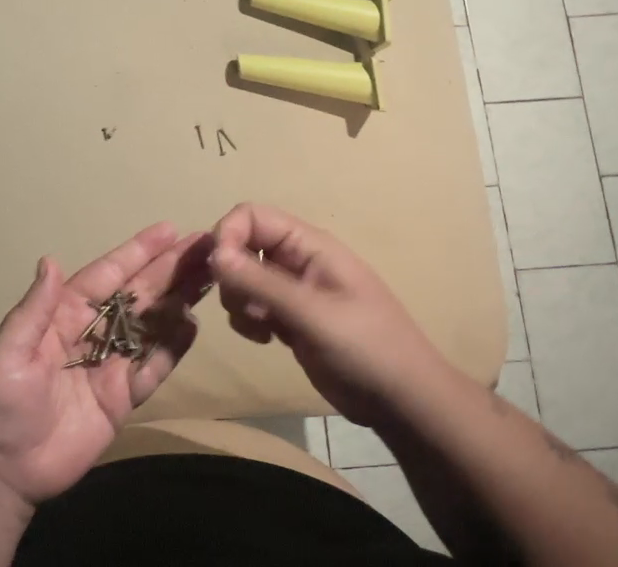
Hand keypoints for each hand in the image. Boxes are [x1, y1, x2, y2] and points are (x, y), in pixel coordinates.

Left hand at [0, 223, 210, 505]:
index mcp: (64, 313)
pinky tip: (194, 324)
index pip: (108, 274)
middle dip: (170, 269)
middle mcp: (93, 332)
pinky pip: (152, 368)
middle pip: (138, 294)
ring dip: (179, 300)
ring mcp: (110, 365)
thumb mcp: (7, 350)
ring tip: (210, 276)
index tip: (170, 230)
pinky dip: (173, 348)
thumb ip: (35, 308)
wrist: (0, 469)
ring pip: (152, 326)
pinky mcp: (121, 399)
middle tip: (206, 246)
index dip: (138, 252)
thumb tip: (51, 260)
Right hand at [207, 202, 447, 427]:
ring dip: (238, 299)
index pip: (252, 216)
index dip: (228, 235)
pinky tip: (267, 340)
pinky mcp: (290, 319)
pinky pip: (252, 306)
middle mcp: (298, 260)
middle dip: (230, 272)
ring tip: (260, 326)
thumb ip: (261, 282)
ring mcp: (294, 291)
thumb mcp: (312, 313)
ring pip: (243, 277)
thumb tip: (214, 253)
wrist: (404, 402)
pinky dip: (248, 320)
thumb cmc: (366, 348)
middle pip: (242, 244)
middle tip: (242, 305)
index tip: (219, 271)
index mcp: (310, 245)